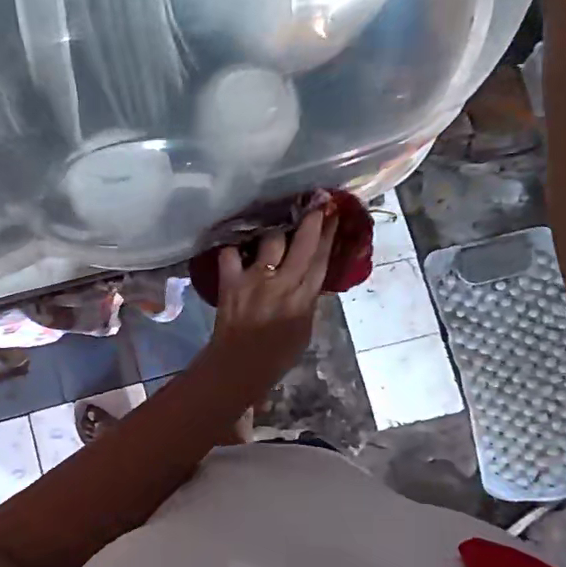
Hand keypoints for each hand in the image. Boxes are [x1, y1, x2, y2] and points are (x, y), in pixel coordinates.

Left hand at [200, 207, 338, 395]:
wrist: (239, 365)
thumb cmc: (276, 354)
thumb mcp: (304, 328)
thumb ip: (307, 300)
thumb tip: (310, 277)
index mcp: (304, 298)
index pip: (322, 259)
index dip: (330, 235)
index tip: (335, 214)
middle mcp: (283, 283)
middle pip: (302, 244)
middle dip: (312, 220)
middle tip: (318, 200)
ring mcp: (255, 279)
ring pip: (270, 241)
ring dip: (275, 230)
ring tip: (277, 220)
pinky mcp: (231, 281)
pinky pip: (231, 253)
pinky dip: (234, 247)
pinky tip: (236, 242)